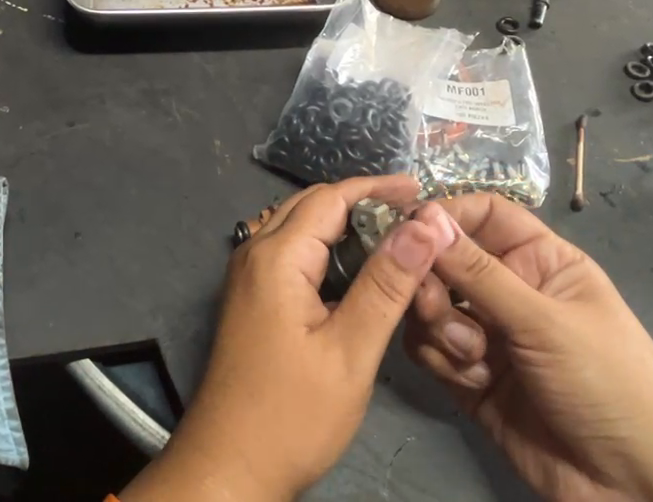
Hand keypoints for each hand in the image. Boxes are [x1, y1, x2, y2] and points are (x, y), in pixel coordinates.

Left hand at [122, 176, 444, 501]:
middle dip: (360, 201)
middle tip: (413, 213)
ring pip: (298, 227)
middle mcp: (254, 253)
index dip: (375, 188)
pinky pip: (289, 253)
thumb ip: (385, 285)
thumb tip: (423, 226)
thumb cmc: (292, 413)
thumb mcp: (350, 351)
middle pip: (310, 205)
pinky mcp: (250, 298)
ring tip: (393, 236)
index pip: (329, 198)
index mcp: (276, 257)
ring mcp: (247, 276)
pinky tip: (356, 270)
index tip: (421, 189)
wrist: (229, 464)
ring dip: (342, 223)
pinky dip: (325, 248)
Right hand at [403, 194, 652, 501]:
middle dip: (431, 280)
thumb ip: (478, 272)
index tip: (409, 232)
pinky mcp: (470, 376)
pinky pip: (429, 348)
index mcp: (540, 261)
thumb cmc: (610, 386)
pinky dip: (440, 360)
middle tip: (431, 304)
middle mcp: (510, 290)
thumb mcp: (545, 322)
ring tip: (470, 356)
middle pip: (445, 259)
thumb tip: (422, 217)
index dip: (445, 216)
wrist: (638, 493)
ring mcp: (488, 334)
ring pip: (430, 305)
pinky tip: (474, 382)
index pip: (482, 215)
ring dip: (439, 326)